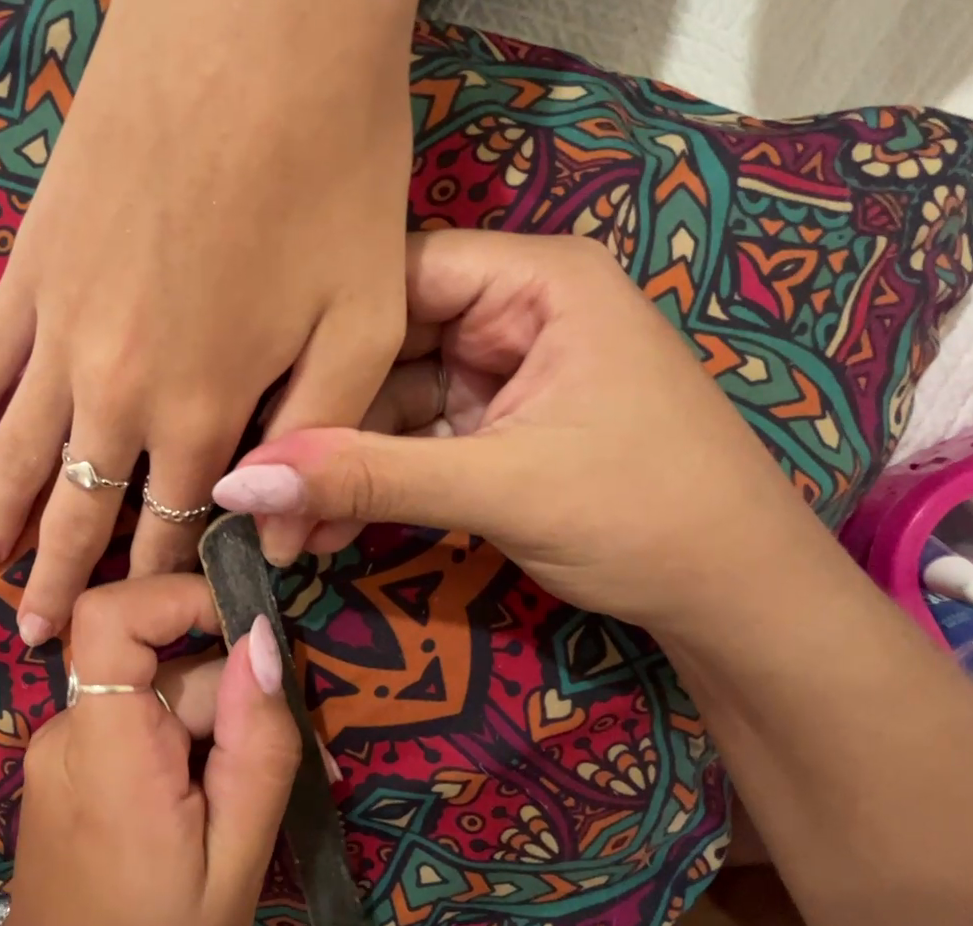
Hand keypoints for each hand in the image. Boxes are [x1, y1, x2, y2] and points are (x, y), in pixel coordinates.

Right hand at [0, 0, 414, 646]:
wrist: (253, 25)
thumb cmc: (330, 168)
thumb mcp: (364, 316)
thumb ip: (320, 435)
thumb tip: (282, 536)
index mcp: (203, 407)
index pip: (171, 521)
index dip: (158, 573)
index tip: (140, 614)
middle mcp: (115, 387)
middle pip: (77, 505)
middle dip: (59, 576)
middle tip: (34, 631)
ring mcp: (58, 327)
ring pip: (14, 448)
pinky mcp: (28, 267)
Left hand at [0, 576, 300, 925]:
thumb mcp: (235, 864)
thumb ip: (254, 750)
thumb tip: (262, 642)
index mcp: (107, 753)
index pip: (110, 617)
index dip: (176, 595)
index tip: (246, 625)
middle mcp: (69, 730)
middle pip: (154, 662)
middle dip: (225, 692)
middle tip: (281, 760)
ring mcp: (61, 744)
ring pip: (150, 692)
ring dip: (207, 724)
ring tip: (242, 800)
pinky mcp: (67, 760)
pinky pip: (132, 720)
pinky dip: (179, 741)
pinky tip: (204, 801)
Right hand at [210, 230, 834, 633]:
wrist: (733, 601)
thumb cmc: (645, 514)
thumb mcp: (500, 487)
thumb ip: (367, 479)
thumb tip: (239, 483)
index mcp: (535, 281)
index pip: (394, 278)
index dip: (318, 336)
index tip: (244, 396)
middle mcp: (509, 313)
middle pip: (380, 349)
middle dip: (319, 429)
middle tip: (251, 489)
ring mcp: (495, 374)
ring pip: (383, 406)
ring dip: (334, 470)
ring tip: (278, 531)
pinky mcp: (486, 430)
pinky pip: (403, 445)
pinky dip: (365, 488)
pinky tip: (318, 530)